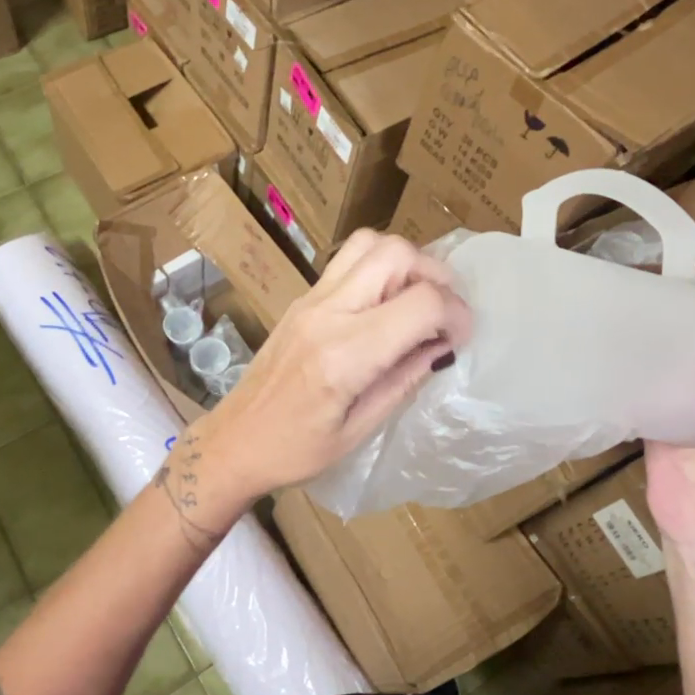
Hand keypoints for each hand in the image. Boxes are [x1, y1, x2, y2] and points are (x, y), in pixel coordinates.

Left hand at [185, 230, 471, 506]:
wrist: (234, 442)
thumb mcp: (359, 430)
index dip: (457, 315)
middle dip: (435, 275)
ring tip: (415, 300)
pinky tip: (385, 306)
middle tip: (444, 312)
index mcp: (344, 355)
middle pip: (395, 253)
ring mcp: (309, 302)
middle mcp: (326, 315)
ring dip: (404, 262)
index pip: (421, 303)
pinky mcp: (300, 301)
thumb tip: (442, 347)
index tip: (461, 339)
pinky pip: (346, 262)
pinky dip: (378, 269)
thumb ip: (404, 381)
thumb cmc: (294, 451)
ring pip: (368, 244)